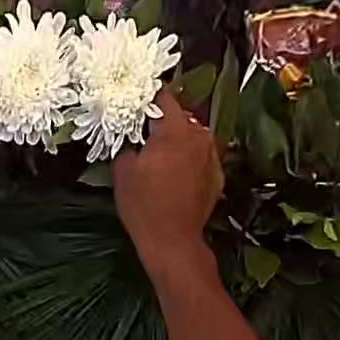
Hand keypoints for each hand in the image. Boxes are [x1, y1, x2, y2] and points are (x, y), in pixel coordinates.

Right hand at [113, 86, 222, 275]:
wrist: (173, 241)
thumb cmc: (144, 206)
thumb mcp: (122, 172)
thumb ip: (126, 144)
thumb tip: (131, 137)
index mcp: (175, 130)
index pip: (162, 98)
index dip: (145, 101)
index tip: (133, 107)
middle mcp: (199, 137)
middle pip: (179, 119)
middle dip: (160, 125)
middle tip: (141, 139)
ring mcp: (212, 157)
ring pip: (191, 139)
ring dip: (175, 144)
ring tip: (157, 161)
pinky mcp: (217, 176)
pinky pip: (199, 159)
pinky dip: (187, 163)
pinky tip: (173, 179)